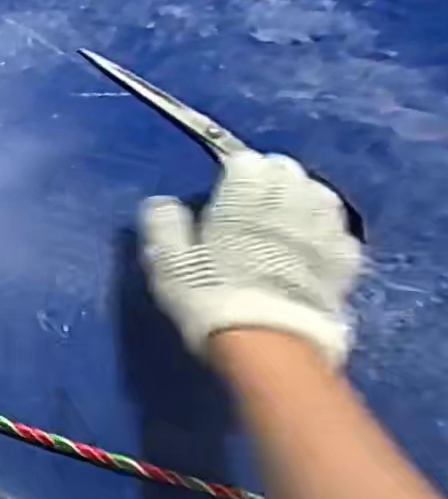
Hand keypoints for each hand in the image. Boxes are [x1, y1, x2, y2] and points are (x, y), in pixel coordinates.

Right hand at [140, 152, 362, 366]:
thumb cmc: (203, 294)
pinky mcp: (338, 261)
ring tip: (292, 185)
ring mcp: (318, 238)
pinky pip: (339, 228)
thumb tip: (160, 202)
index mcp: (239, 211)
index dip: (239, 163)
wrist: (263, 337)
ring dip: (305, 187)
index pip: (247, 172)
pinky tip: (321, 217)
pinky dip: (328, 216)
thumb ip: (163, 226)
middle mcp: (285, 216)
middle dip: (275, 170)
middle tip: (261, 168)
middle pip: (288, 180)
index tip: (229, 161)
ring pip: (319, 198)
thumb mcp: (167, 261)